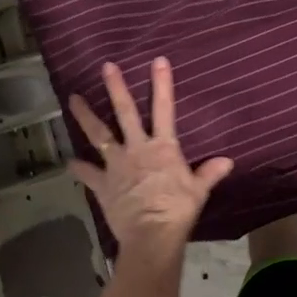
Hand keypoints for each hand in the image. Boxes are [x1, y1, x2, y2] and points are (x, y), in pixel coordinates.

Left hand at [67, 58, 233, 256]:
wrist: (151, 236)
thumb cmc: (178, 211)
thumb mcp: (198, 191)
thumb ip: (209, 173)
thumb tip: (228, 161)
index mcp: (163, 147)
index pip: (164, 108)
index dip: (162, 84)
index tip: (157, 60)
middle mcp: (137, 148)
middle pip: (125, 112)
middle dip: (116, 88)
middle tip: (106, 66)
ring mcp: (117, 165)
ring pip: (99, 134)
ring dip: (85, 115)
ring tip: (72, 98)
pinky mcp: (103, 184)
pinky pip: (88, 174)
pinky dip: (78, 168)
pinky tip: (68, 161)